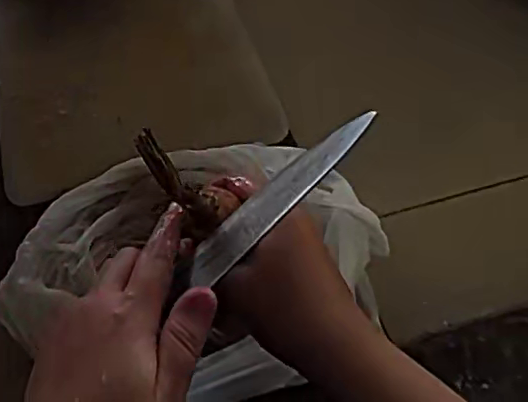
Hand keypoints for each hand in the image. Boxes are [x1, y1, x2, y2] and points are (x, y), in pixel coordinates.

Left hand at [25, 203, 217, 401]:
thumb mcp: (163, 394)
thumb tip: (204, 290)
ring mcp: (70, 317)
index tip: (176, 212)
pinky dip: (98, 304)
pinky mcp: (51, 335)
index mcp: (130, 314)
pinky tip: (106, 333)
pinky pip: (81, 302)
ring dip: (121, 281)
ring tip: (137, 309)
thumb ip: (183, 339)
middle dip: (146, 258)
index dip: (168, 233)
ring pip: (102, 279)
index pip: (155, 259)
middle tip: (166, 275)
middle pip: (126, 259)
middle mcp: (97, 304)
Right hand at [210, 175, 462, 401]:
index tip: (190, 214)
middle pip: (246, 203)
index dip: (208, 194)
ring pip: (258, 226)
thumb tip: (191, 246)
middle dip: (220, 220)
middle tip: (198, 240)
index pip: (235, 181)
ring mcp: (303, 234)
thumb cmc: (287, 308)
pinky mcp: (307, 256)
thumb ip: (209, 259)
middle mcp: (293, 212)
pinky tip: (241, 278)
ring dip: (236, 240)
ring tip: (216, 261)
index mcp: (278, 206)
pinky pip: (271, 243)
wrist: (336, 347)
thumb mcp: (236, 284)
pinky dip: (253, 254)